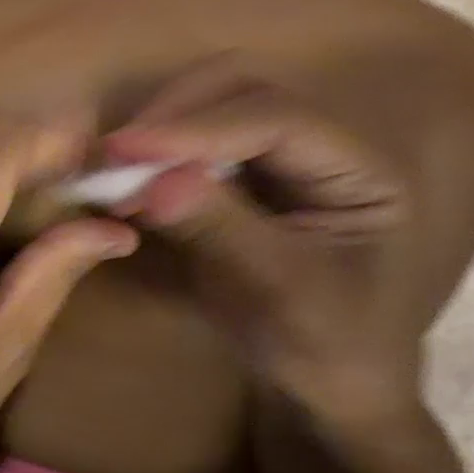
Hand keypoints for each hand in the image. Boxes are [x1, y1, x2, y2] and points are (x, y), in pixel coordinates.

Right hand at [103, 57, 418, 417]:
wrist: (329, 384)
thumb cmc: (329, 347)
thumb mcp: (283, 297)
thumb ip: (224, 231)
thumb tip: (155, 183)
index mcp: (360, 169)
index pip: (278, 120)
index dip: (201, 126)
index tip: (128, 148)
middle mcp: (320, 144)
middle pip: (244, 87)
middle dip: (177, 110)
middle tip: (116, 151)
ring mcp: (278, 153)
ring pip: (212, 100)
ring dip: (159, 123)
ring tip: (113, 164)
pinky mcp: (240, 169)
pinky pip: (191, 136)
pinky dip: (153, 148)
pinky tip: (122, 173)